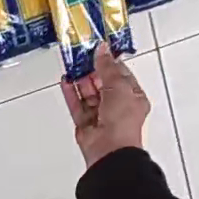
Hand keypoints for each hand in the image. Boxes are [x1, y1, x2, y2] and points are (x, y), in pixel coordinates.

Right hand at [63, 42, 149, 167]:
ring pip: (88, 93)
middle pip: (102, 83)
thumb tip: (102, 50)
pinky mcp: (85, 124)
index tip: (98, 49)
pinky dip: (71, 93)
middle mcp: (117, 107)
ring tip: (71, 64)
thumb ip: (107, 66)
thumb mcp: (119, 85)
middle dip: (92, 69)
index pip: (121, 74)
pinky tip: (66, 81)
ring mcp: (100, 116)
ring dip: (80, 79)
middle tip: (81, 54)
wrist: (109, 148)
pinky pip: (76, 105)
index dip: (110, 61)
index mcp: (133, 97)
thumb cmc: (122, 120)